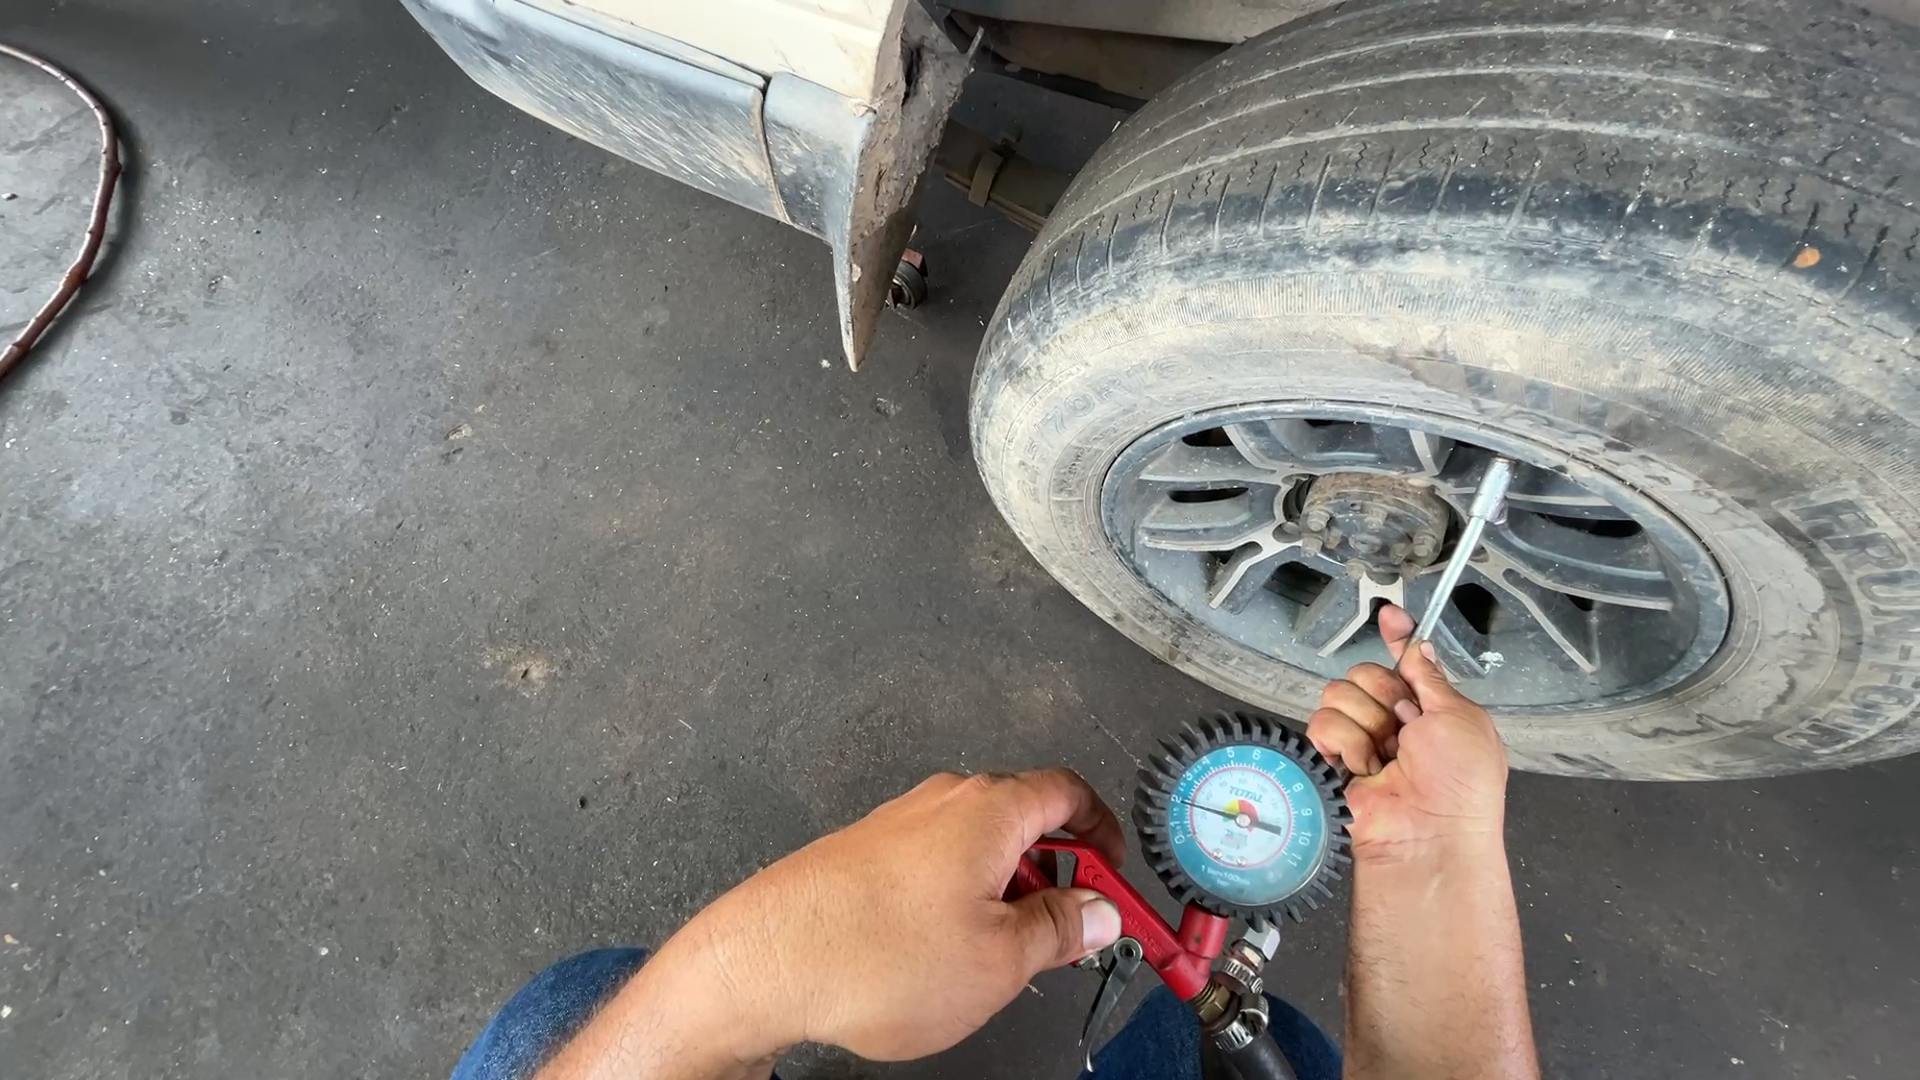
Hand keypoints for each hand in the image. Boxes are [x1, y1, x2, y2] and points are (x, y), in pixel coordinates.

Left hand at [687, 769, 1126, 1060]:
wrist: (771, 955)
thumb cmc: (879, 952)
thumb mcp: (1000, 959)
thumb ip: (1060, 929)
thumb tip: (1095, 912)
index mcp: (992, 809)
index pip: (1070, 794)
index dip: (1104, 831)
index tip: (1115, 873)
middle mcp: (949, 798)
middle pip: (1027, 815)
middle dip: (1059, 868)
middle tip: (1071, 924)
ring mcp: (907, 818)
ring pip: (983, 840)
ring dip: (1011, 883)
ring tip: (1008, 947)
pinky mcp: (876, 844)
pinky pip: (942, 854)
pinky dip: (967, 887)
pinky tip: (952, 942)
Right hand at [1305, 605, 1508, 859]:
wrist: (1426, 830)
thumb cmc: (1459, 782)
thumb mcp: (1461, 719)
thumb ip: (1431, 677)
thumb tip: (1419, 643)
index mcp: (1427, 708)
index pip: (1404, 661)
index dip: (1396, 637)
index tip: (1391, 614)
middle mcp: (1389, 718)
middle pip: (1363, 672)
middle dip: (1384, 697)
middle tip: (1405, 729)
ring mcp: (1357, 735)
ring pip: (1338, 694)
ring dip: (1365, 725)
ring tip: (1384, 757)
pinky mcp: (1330, 753)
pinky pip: (1322, 723)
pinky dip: (1345, 744)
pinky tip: (1362, 767)